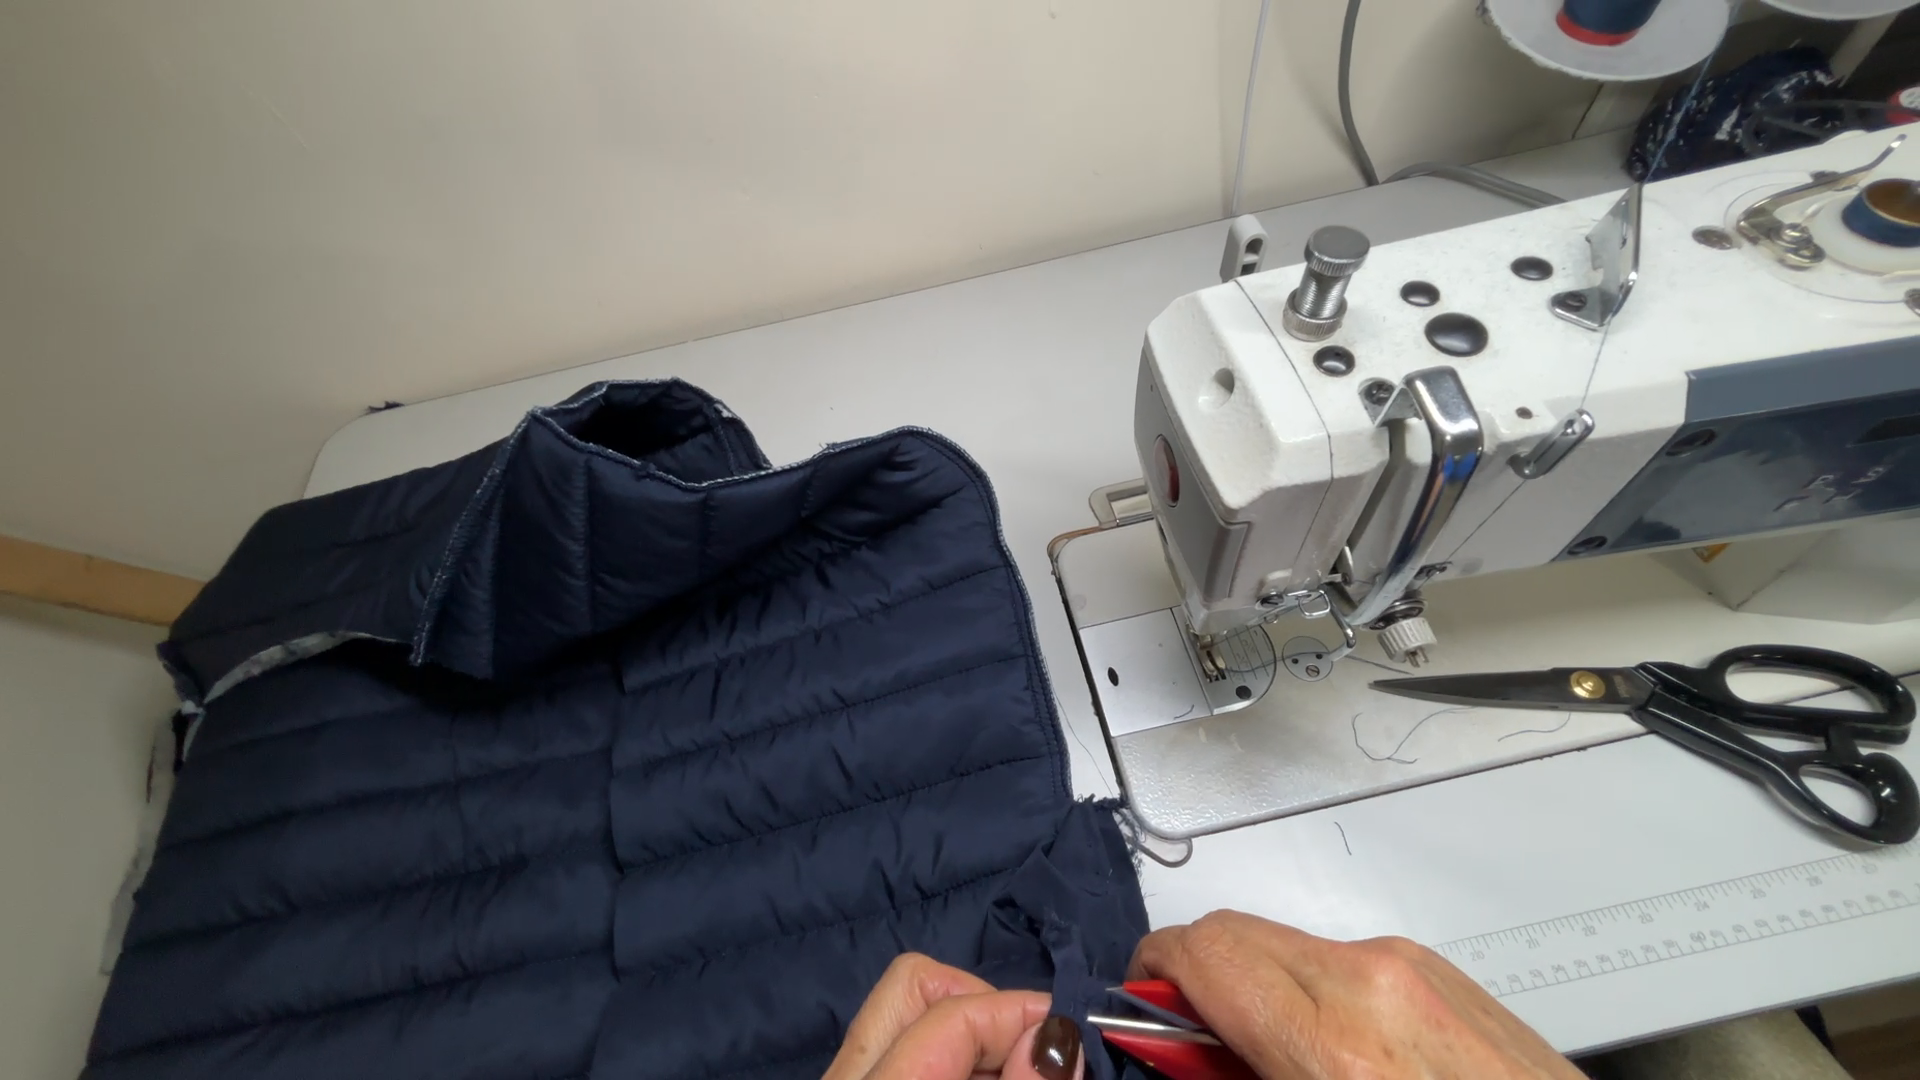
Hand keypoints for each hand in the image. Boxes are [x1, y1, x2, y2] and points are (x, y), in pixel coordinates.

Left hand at [822, 953, 1084, 1079]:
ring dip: (967, 1026)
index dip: (1017, 1013)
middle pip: (912, 982)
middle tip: (1030, 1050)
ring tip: (1011, 1065)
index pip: (947, 1011)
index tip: (1072, 1036)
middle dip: (981, 1002)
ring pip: (901, 1008)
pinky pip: (897, 1047)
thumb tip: (1057, 1041)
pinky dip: (947, 1055)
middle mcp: (844, 1073)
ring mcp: (842, 1077)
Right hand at [1130, 911, 1581, 1079]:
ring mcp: (1412, 965)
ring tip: (1286, 1056)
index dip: (1155, 971)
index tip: (1145, 1006)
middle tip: (1204, 1047)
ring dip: (1258, 986)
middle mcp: (1369, 980)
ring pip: (1281, 943)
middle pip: (1231, 933)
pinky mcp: (1442, 966)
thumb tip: (1174, 1046)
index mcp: (1336, 1048)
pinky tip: (1345, 1051)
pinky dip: (1312, 989)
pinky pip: (1339, 956)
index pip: (1202, 951)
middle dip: (1200, 980)